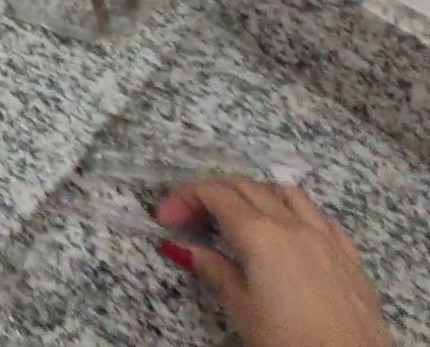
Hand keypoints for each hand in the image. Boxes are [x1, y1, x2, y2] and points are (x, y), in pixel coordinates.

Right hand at [155, 177, 393, 346]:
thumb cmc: (286, 336)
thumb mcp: (238, 304)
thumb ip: (211, 266)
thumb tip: (185, 248)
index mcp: (258, 232)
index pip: (210, 192)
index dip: (180, 198)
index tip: (165, 221)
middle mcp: (292, 225)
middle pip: (244, 185)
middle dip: (209, 193)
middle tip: (191, 219)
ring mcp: (327, 241)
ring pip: (286, 192)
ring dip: (254, 194)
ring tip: (238, 216)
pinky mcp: (352, 261)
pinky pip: (321, 218)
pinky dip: (296, 212)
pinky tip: (287, 231)